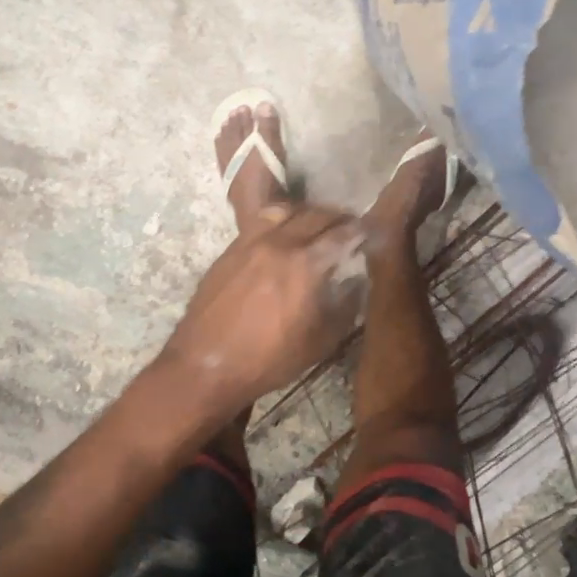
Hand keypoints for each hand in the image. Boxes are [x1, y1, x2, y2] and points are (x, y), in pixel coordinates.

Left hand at [161, 204, 367, 411]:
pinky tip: (284, 238)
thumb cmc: (269, 360)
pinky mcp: (230, 250)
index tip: (370, 232)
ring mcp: (250, 243)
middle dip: (337, 217)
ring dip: (307, 214)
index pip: (341, 234)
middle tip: (349, 227)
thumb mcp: (320, 342)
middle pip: (315, 215)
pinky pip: (260, 223)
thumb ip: (345, 306)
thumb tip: (357, 281)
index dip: (360, 230)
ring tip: (315, 226)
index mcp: (305, 265)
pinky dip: (280, 222)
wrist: (206, 365)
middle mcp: (279, 243)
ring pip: (285, 211)